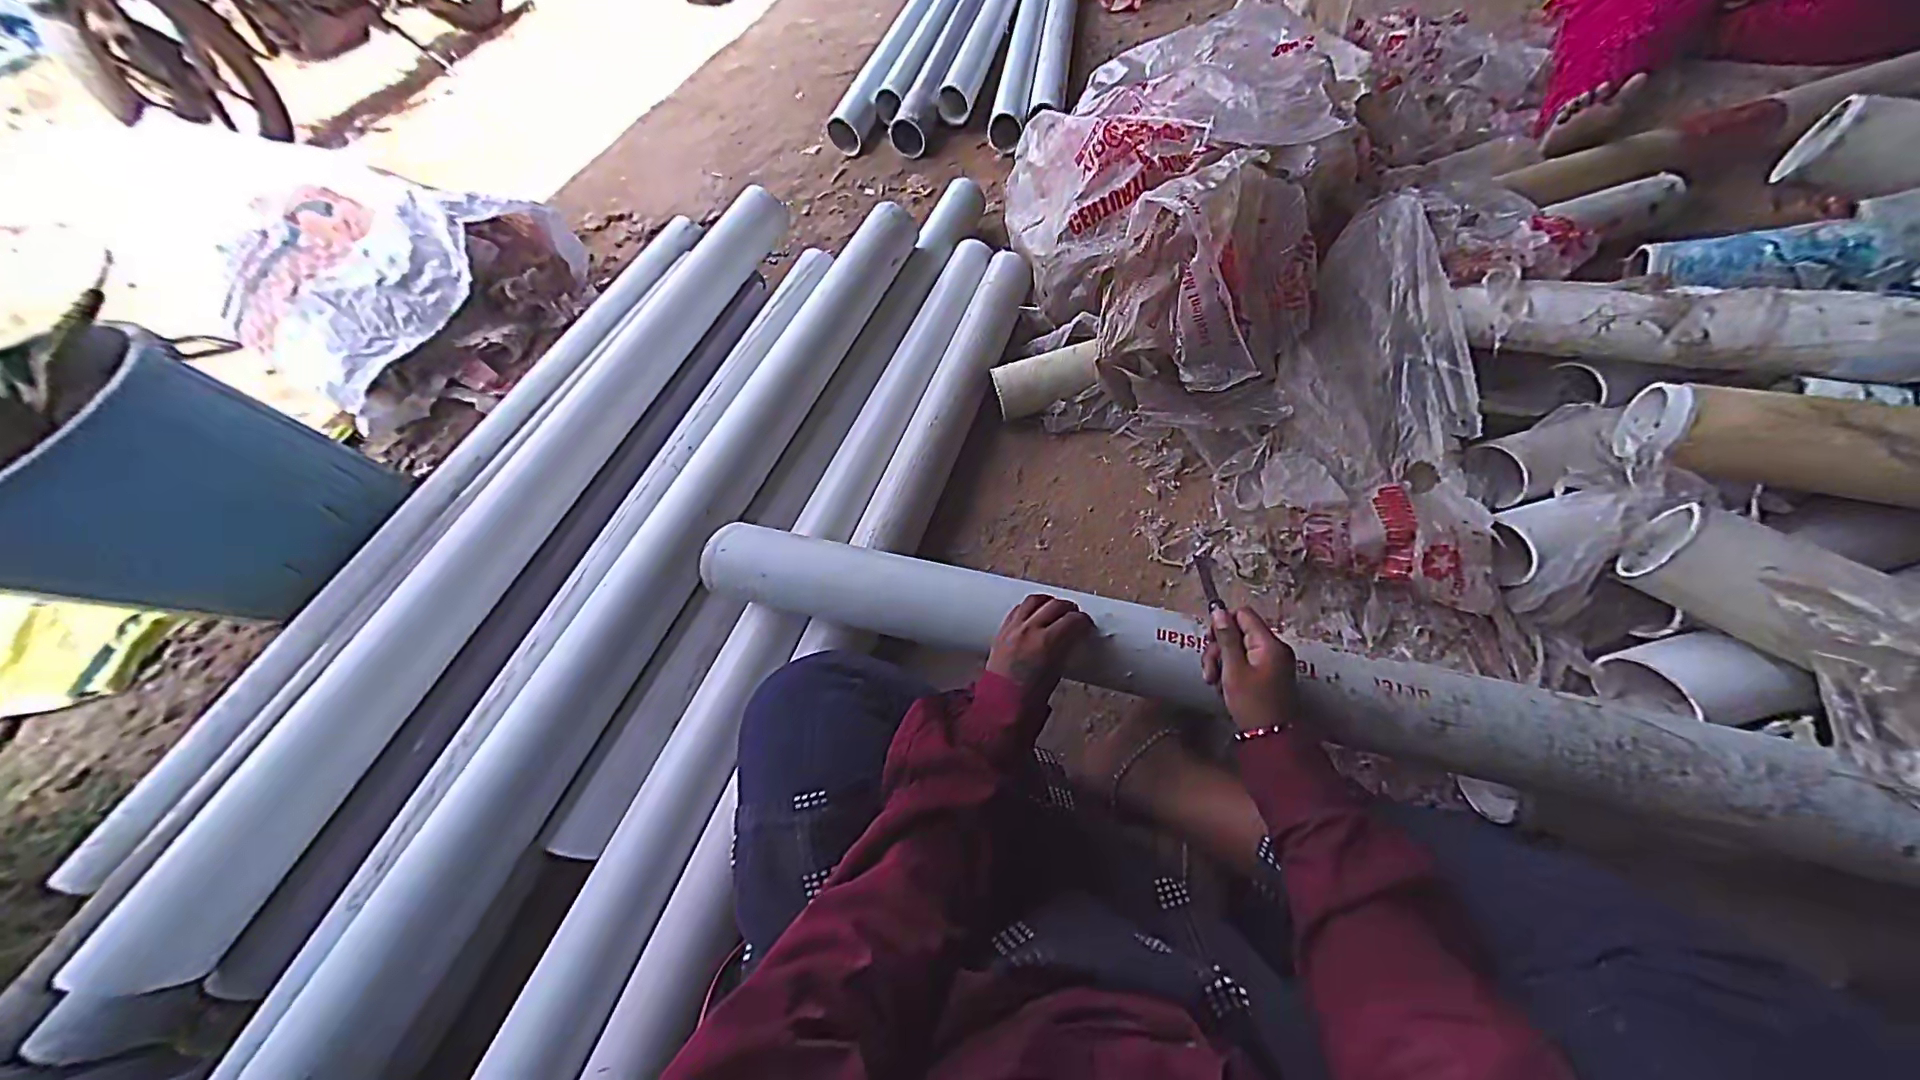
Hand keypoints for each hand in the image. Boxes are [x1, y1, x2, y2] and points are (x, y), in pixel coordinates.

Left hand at [986, 595, 1093, 713]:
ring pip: (1034, 601)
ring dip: (1048, 602)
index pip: (1072, 620)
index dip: (1084, 621)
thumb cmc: (1028, 699)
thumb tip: (1069, 641)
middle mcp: (1029, 630)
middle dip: (1069, 609)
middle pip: (1055, 605)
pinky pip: (1018, 609)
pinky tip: (1034, 614)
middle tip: (1076, 616)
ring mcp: (1013, 628)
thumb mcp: (1056, 674)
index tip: (1086, 625)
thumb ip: (1063, 651)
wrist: (999, 706)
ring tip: (1055, 609)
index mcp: (1047, 643)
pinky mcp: (1002, 631)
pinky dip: (1029, 608)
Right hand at [1202, 606, 1297, 731]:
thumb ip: (1226, 638)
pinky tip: (1223, 686)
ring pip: (1238, 648)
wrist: (1271, 738)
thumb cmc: (1252, 703)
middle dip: (1218, 648)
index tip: (1211, 643)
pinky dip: (1231, 671)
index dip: (1223, 624)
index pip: (1243, 615)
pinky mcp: (1268, 674)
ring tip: (1213, 681)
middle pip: (1238, 632)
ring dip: (1221, 661)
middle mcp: (1274, 649)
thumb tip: (1218, 611)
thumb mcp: (1233, 669)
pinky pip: (1245, 662)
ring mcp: (1273, 662)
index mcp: (1269, 644)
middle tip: (1209, 669)